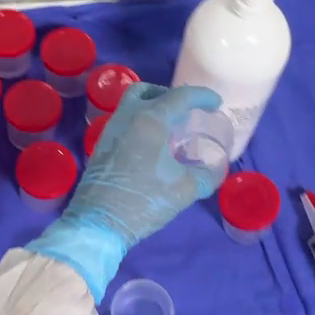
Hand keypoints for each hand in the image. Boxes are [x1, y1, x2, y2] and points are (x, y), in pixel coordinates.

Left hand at [26, 83, 222, 299]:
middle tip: (187, 111)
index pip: (180, 96)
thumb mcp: (185, 189)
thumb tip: (215, 169)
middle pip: (149, 91)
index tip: (216, 103)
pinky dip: (141, 122)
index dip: (202, 96)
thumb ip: (207, 175)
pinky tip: (153, 145)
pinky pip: (124, 121)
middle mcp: (128, 117)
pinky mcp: (102, 146)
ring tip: (171, 128)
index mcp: (150, 120)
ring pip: (132, 104)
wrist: (98, 223)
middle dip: (171, 95)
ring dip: (153, 107)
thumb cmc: (144, 200)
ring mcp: (111, 130)